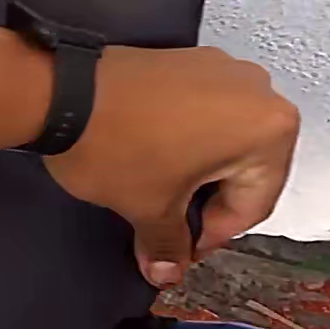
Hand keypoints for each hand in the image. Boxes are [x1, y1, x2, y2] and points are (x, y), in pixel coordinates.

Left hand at [43, 45, 298, 285]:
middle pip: (240, 168)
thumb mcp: (148, 206)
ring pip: (217, 139)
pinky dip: (177, 138)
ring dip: (189, 170)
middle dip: (201, 202)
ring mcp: (217, 68)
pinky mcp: (182, 61)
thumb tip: (168, 267)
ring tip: (151, 190)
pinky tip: (146, 156)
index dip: (212, 236)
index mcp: (269, 129)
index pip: (252, 204)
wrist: (60, 94)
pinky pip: (194, 110)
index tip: (183, 249)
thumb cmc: (111, 140)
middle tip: (166, 225)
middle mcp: (254, 90)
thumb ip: (167, 243)